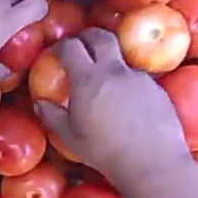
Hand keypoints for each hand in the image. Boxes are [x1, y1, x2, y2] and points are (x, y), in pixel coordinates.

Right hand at [34, 28, 194, 190]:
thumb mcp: (69, 137)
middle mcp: (114, 70)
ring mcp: (138, 77)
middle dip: (87, 36)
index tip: (57, 52)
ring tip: (104, 78)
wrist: (151, 162)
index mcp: (88, 79)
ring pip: (121, 57)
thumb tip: (40, 102)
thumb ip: (51, 115)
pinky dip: (127, 81)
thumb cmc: (104, 151)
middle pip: (101, 36)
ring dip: (110, 60)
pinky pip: (137, 77)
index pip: (71, 47)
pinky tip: (126, 100)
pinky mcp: (156, 87)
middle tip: (80, 45)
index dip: (61, 46)